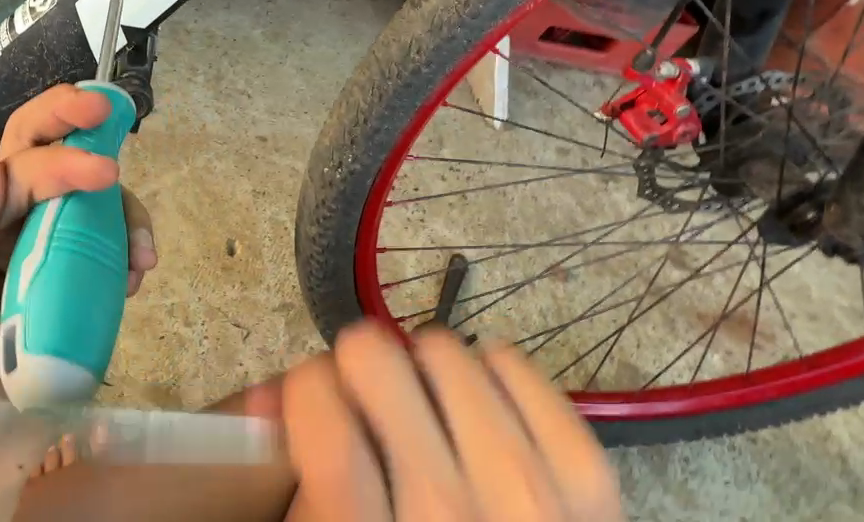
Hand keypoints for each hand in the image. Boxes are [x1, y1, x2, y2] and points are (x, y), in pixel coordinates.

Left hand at [0, 85, 155, 515]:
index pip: (20, 169)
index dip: (62, 161)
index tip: (106, 176)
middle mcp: (12, 222)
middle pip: (42, 149)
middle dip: (75, 119)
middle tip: (111, 110)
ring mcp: (50, 248)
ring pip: (91, 197)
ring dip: (124, 207)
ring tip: (140, 254)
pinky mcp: (80, 278)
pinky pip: (111, 244)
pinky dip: (131, 246)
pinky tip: (136, 276)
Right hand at [282, 323, 622, 520]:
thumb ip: (292, 471)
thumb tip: (268, 396)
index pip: (322, 418)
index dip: (304, 382)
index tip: (312, 390)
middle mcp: (448, 520)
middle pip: (381, 369)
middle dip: (359, 358)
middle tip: (366, 381)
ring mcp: (533, 508)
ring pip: (454, 362)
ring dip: (426, 358)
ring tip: (426, 389)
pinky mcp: (595, 499)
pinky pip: (538, 388)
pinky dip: (503, 367)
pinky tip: (483, 383)